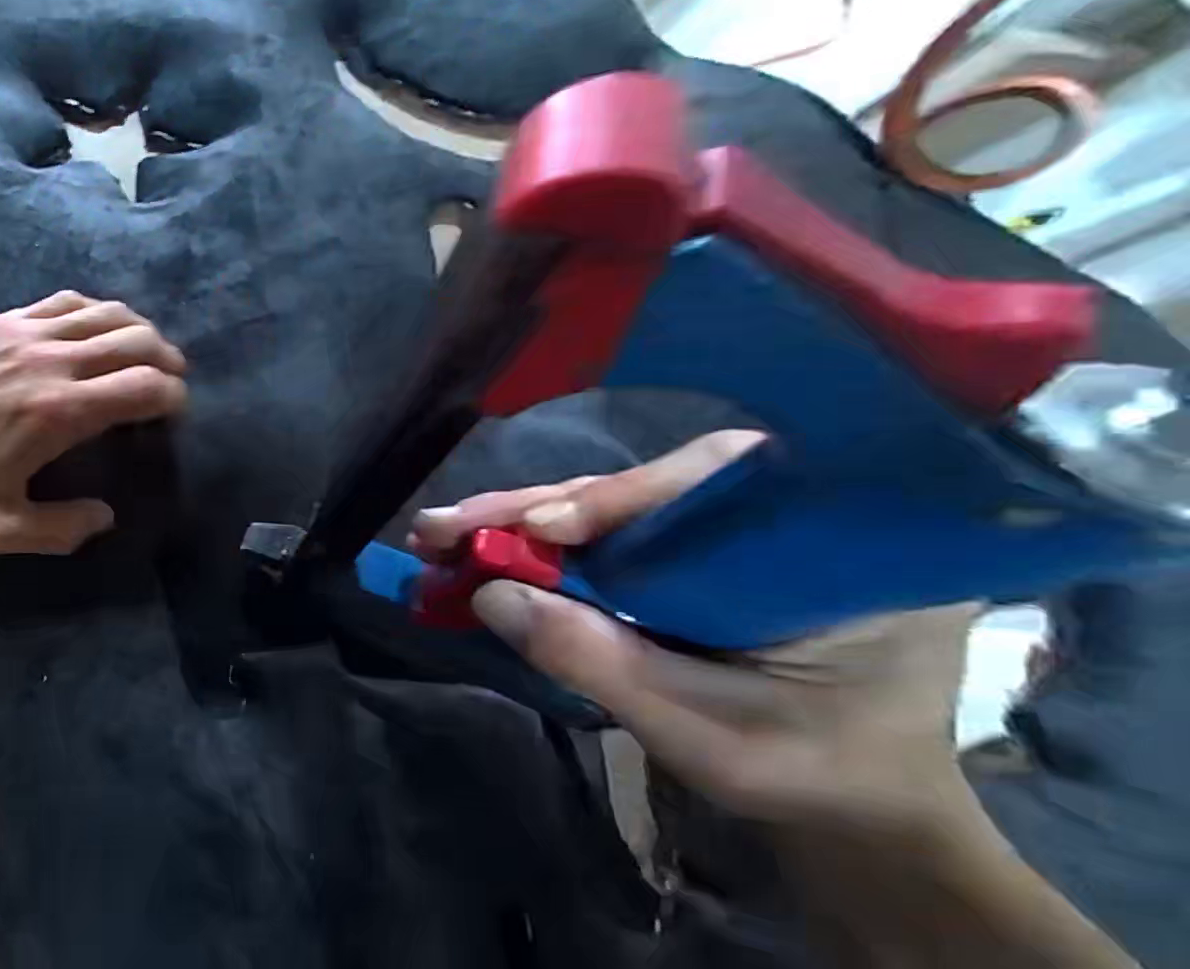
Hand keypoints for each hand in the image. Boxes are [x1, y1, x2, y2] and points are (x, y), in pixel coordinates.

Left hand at [0, 290, 187, 553]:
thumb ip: (59, 531)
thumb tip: (106, 517)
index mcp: (61, 413)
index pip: (143, 388)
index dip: (173, 397)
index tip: (174, 410)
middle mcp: (56, 363)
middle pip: (137, 343)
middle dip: (168, 360)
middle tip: (172, 378)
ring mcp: (31, 332)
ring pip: (110, 314)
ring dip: (142, 331)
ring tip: (149, 350)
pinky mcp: (10, 317)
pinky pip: (71, 301)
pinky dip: (99, 310)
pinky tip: (102, 326)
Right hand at [411, 431, 977, 831]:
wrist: (856, 810)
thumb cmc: (807, 777)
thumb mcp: (708, 734)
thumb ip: (601, 662)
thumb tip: (488, 596)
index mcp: (831, 548)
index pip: (712, 490)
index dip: (618, 500)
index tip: (539, 528)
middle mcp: (774, 515)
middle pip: (638, 490)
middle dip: (535, 508)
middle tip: (446, 526)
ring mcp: (721, 530)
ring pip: (608, 507)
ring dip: (519, 520)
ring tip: (443, 534)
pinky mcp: (683, 550)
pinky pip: (605, 536)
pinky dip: (538, 545)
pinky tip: (482, 548)